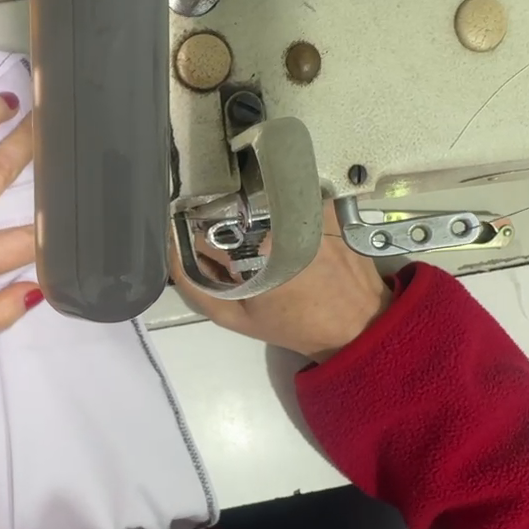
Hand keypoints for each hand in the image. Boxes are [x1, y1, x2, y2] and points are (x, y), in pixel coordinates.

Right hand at [170, 203, 390, 362]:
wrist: (357, 325)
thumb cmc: (293, 325)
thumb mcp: (236, 317)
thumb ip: (196, 288)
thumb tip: (171, 252)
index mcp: (253, 249)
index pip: (209, 232)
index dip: (206, 247)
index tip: (217, 261)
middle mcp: (280, 222)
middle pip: (235, 215)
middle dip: (233, 233)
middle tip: (249, 258)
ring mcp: (307, 210)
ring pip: (263, 207)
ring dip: (261, 224)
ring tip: (275, 250)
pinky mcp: (329, 207)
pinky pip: (293, 203)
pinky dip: (290, 217)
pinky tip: (298, 240)